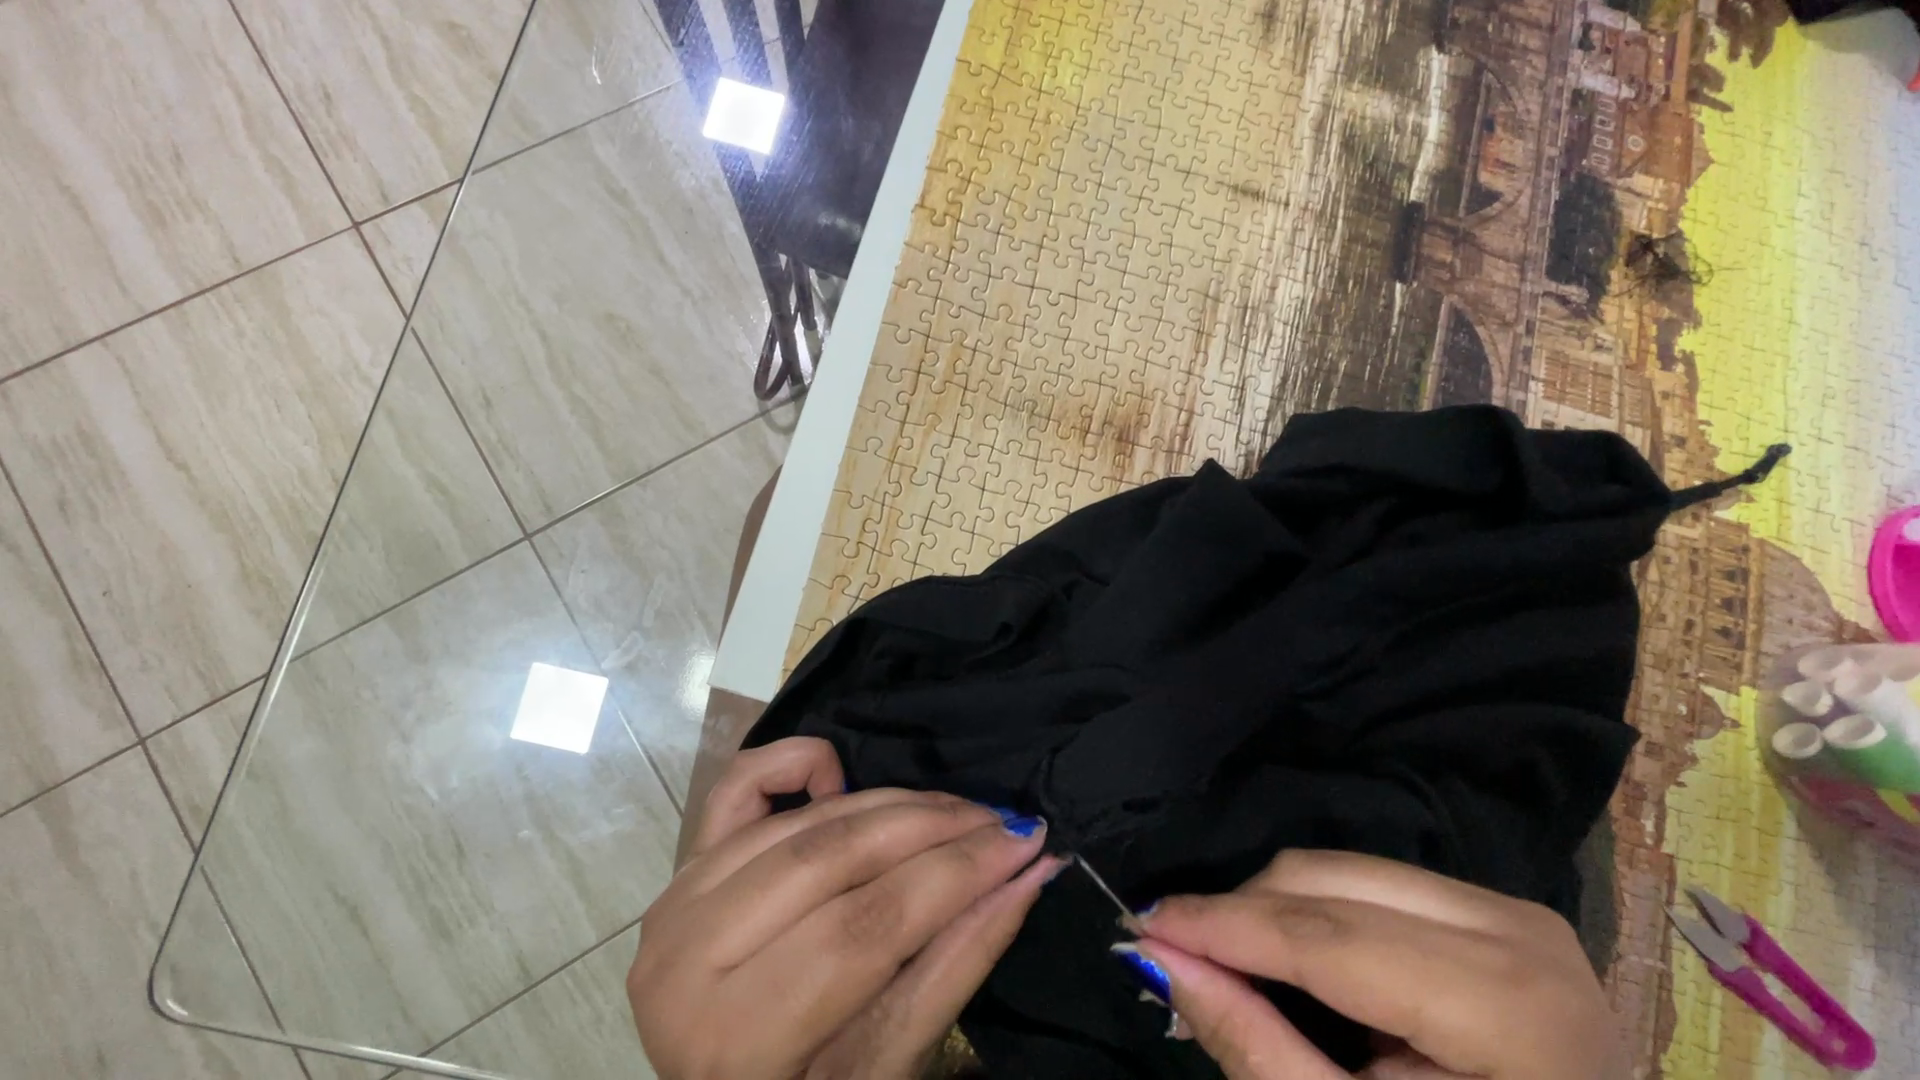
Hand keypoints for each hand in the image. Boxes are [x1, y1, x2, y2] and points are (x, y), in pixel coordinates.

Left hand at [630, 737, 1061, 1078]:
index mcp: (735, 1038)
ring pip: (801, 824)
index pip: (866, 928)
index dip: (955, 876)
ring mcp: (676, 902)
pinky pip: (737, 787)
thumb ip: (956, 963)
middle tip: (1001, 820)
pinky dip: (791, 762)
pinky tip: (840, 769)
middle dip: (931, 829)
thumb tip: (1031, 873)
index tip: (1026, 843)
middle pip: (832, 860)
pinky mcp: (679, 868)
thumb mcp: (887, 1064)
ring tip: (956, 809)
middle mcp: (688, 959)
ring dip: (888, 803)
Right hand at [1127, 850, 1621, 1078]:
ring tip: (1231, 962)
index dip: (1221, 926)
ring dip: (1269, 909)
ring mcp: (1509, 909)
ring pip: (1339, 869)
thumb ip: (1254, 1045)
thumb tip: (1157, 959)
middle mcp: (1512, 928)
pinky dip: (1311, 910)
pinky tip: (1292, 960)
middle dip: (1238, 914)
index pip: (1324, 937)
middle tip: (1173, 952)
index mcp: (1504, 1004)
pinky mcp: (1496, 909)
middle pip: (1324, 883)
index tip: (1137, 925)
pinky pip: (1369, 881)